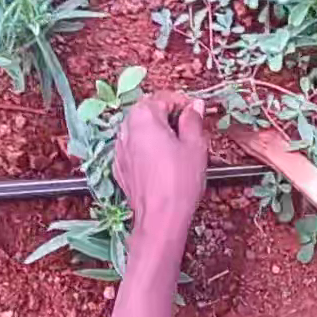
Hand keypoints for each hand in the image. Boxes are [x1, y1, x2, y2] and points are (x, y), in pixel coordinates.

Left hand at [115, 90, 207, 251]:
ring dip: (157, 135)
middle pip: (148, 113)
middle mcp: (126, 130)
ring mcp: (120, 150)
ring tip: (178, 151)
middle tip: (189, 132)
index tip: (196, 113)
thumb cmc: (180, 182)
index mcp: (143, 117)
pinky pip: (135, 152)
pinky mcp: (120, 169)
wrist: (160, 218)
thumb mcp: (195, 146)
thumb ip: (193, 120)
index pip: (163, 98)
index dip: (183, 103)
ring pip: (140, 133)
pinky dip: (148, 152)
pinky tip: (163, 166)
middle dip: (168, 118)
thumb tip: (195, 107)